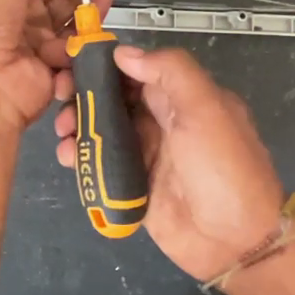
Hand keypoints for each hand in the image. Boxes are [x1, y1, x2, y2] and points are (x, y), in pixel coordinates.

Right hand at [55, 47, 284, 279]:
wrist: (235, 241)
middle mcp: (162, 122)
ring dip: (77, 124)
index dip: (104, 63)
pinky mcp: (131, 186)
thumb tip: (124, 53)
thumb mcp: (207, 109)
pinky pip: (99, 165)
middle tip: (60, 94)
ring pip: (101, 130)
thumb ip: (171, 72)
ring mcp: (145, 155)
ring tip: (63, 129)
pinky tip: (67, 156)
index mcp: (183, 98)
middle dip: (83, 92)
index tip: (73, 59)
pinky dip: (79, 157)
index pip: (137, 70)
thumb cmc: (224, 167)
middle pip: (113, 98)